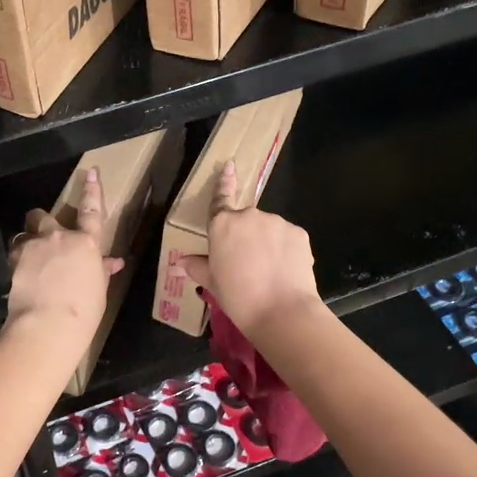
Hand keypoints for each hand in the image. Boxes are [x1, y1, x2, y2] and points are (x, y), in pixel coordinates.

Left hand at [4, 169, 122, 337]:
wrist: (48, 323)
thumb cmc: (83, 311)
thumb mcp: (98, 291)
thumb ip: (102, 271)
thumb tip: (113, 262)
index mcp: (86, 243)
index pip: (91, 211)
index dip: (92, 191)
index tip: (91, 172)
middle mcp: (59, 237)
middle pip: (44, 217)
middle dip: (41, 222)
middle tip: (44, 237)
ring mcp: (35, 246)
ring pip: (24, 232)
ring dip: (27, 241)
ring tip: (30, 258)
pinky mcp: (15, 260)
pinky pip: (15, 252)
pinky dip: (18, 260)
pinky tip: (21, 275)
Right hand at [178, 161, 321, 336]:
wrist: (281, 311)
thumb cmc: (238, 297)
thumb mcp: (212, 282)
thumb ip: (197, 267)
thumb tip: (178, 263)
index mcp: (222, 225)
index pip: (220, 198)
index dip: (224, 181)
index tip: (229, 165)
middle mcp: (249, 216)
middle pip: (245, 220)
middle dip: (245, 236)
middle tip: (246, 263)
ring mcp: (276, 222)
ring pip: (268, 229)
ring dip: (266, 243)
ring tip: (268, 271)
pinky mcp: (298, 233)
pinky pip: (287, 238)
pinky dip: (285, 250)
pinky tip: (284, 271)